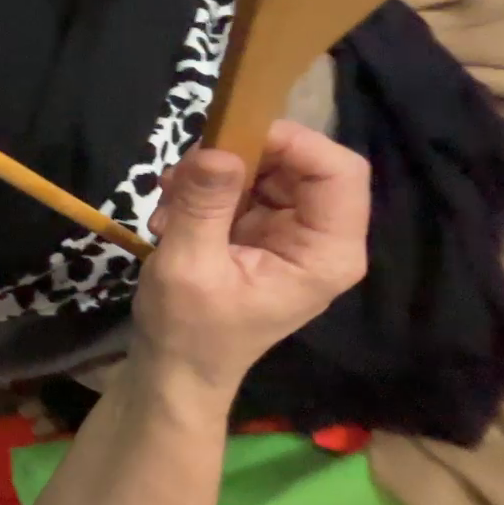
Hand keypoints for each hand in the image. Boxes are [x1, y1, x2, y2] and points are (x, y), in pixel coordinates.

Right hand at [130, 121, 370, 391]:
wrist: (175, 367)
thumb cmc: (189, 327)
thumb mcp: (188, 265)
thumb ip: (203, 206)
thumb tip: (214, 149)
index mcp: (324, 251)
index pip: (337, 172)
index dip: (290, 142)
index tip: (224, 137)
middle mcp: (318, 238)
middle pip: (297, 168)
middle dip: (237, 160)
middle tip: (178, 176)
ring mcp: (287, 237)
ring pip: (263, 176)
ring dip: (210, 179)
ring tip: (167, 203)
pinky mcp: (256, 238)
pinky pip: (238, 195)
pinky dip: (201, 194)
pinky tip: (170, 215)